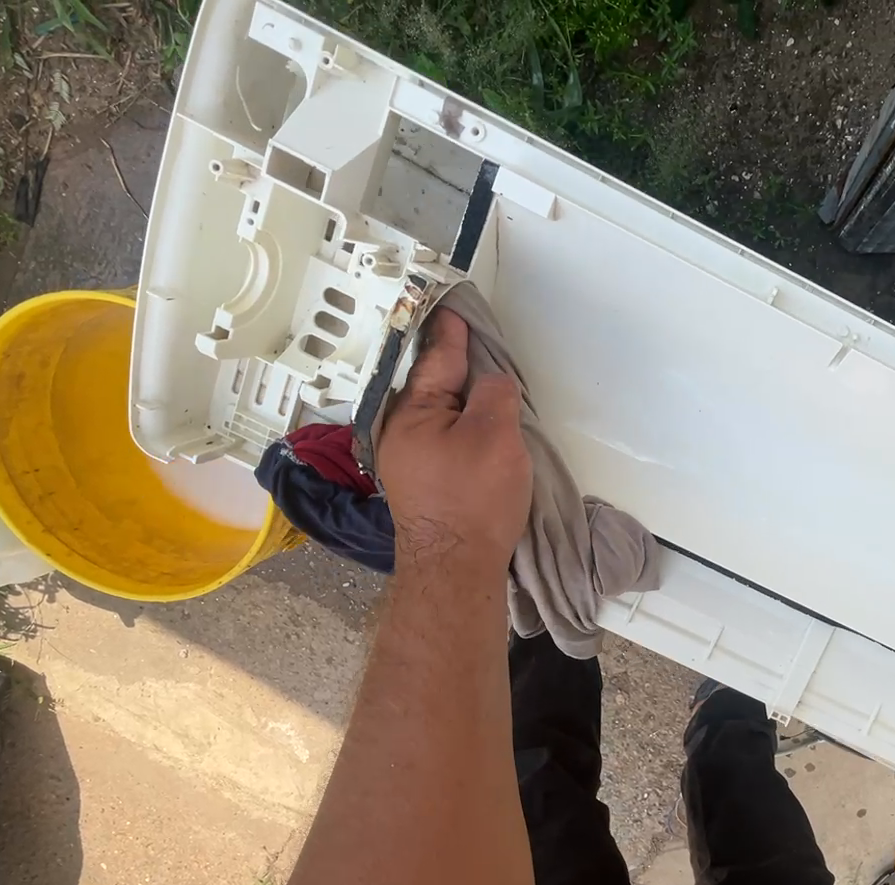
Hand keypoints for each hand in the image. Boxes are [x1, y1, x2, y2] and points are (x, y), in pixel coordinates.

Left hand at [373, 308, 530, 576]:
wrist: (457, 568)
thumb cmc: (474, 499)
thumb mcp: (495, 435)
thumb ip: (495, 394)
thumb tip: (491, 381)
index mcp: (410, 412)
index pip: (437, 356)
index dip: (451, 330)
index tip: (454, 306)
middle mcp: (399, 431)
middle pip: (435, 385)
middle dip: (457, 365)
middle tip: (479, 344)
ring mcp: (407, 460)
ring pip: (439, 414)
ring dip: (462, 399)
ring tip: (485, 385)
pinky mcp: (423, 483)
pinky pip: (443, 438)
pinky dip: (462, 426)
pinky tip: (479, 429)